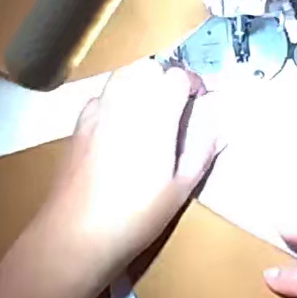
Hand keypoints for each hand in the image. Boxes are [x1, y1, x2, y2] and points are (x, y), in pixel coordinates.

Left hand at [29, 62, 219, 279]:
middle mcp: (125, 101)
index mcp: (156, 114)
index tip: (200, 99)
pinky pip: (102, 94)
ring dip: (141, 82)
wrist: (77, 230)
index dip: (193, 83)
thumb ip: (201, 150)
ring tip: (150, 110)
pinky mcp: (79, 121)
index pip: (177, 76)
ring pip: (123, 74)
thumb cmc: (136, 214)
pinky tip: (121, 124)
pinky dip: (117, 97)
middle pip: (148, 67)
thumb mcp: (180, 188)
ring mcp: (98, 108)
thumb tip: (220, 125)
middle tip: (177, 104)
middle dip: (166, 78)